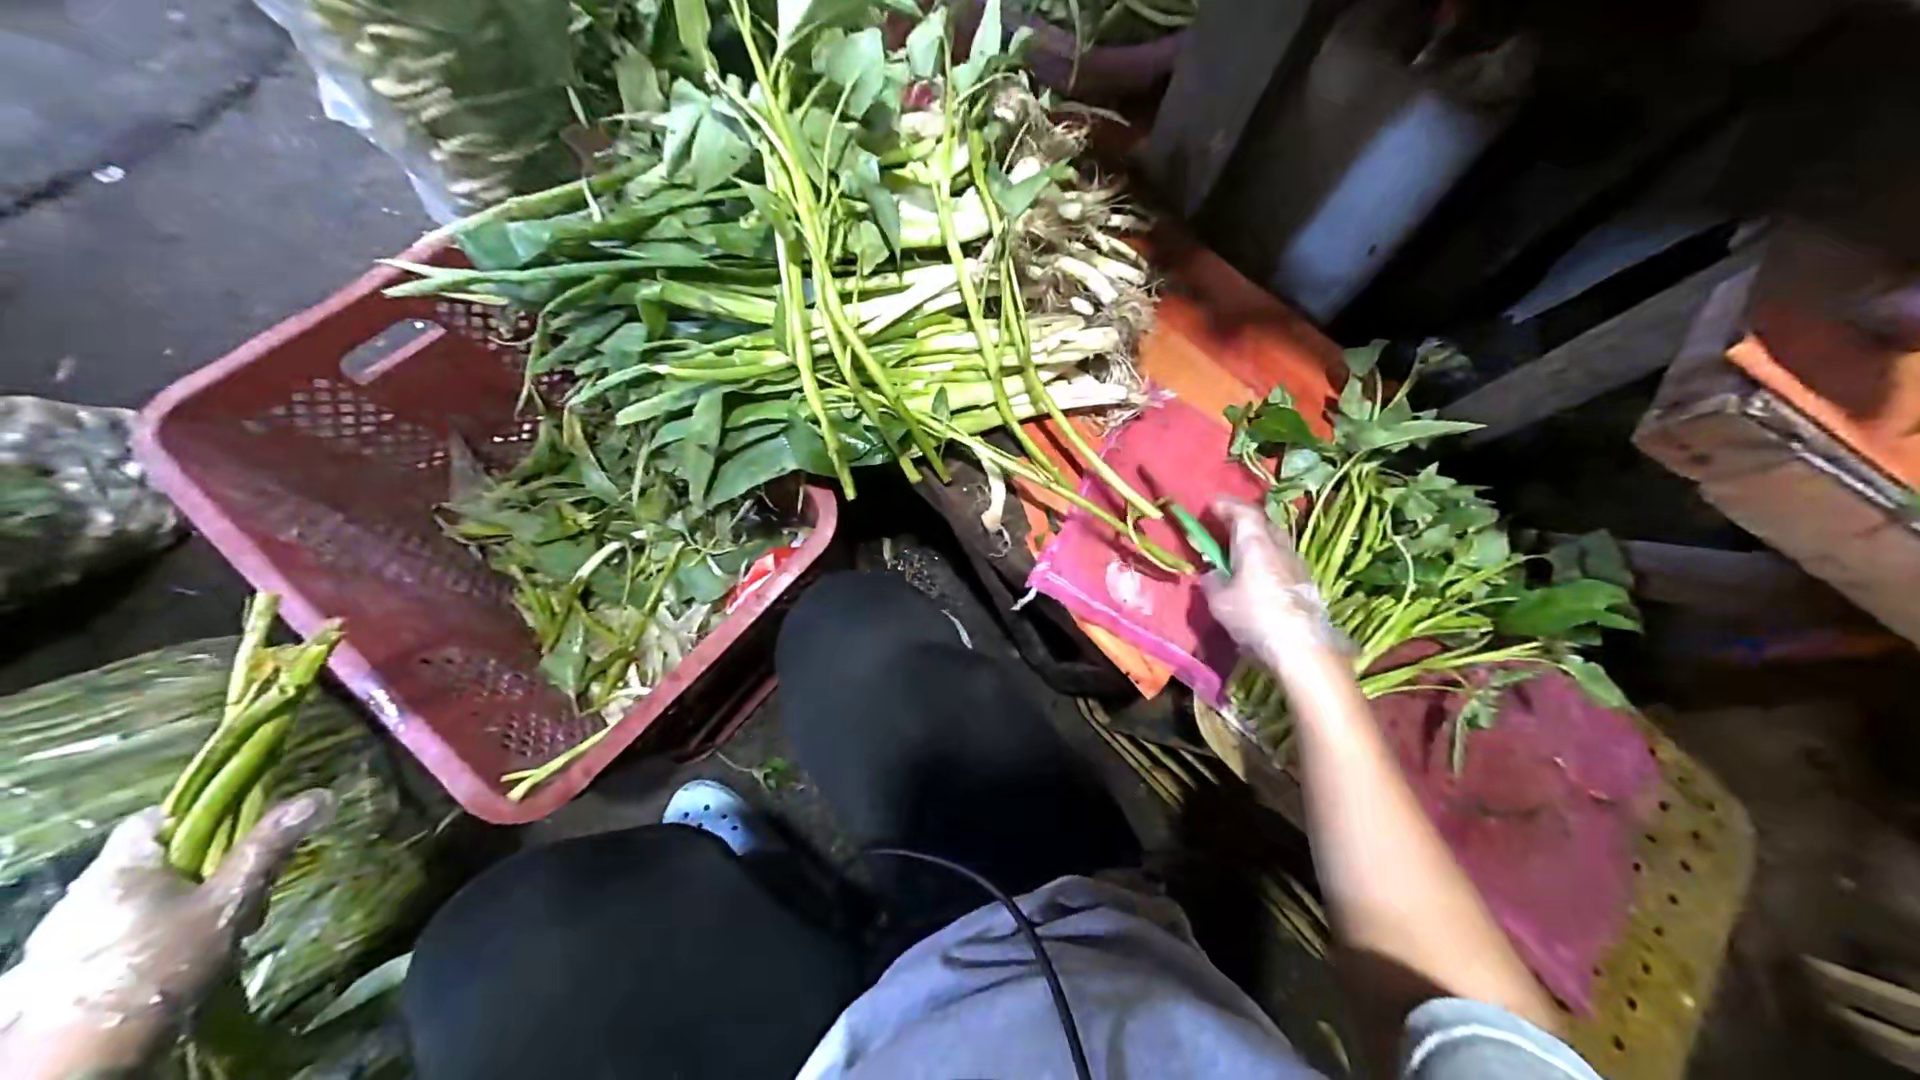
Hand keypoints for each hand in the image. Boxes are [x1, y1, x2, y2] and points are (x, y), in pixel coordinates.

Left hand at [0, 791, 334, 1077]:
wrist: (83, 1062)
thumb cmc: (159, 967)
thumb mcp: (229, 903)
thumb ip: (268, 849)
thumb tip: (319, 795)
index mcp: (119, 866)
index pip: (163, 816)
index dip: (210, 814)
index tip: (249, 829)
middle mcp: (87, 891)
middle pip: (165, 858)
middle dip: (214, 868)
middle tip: (250, 889)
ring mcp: (72, 932)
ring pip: (152, 895)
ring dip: (194, 902)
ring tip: (227, 927)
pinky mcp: (73, 966)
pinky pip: (132, 928)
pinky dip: (166, 930)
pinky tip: (189, 955)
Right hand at [1201, 499, 1344, 666]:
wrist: (1301, 648)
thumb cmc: (1254, 617)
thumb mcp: (1218, 600)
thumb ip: (1212, 580)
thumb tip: (1211, 572)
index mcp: (1255, 543)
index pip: (1243, 511)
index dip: (1226, 505)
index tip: (1211, 506)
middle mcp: (1279, 546)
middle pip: (1262, 523)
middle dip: (1242, 521)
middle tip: (1223, 528)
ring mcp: (1297, 564)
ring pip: (1275, 542)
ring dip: (1257, 541)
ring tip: (1239, 553)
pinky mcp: (1306, 583)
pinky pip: (1283, 560)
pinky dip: (1268, 559)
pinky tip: (1259, 576)